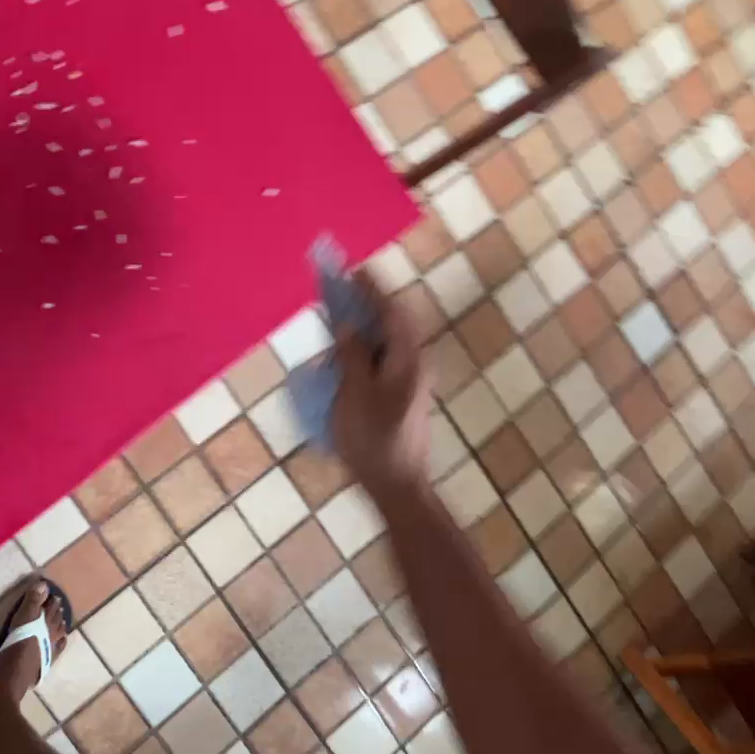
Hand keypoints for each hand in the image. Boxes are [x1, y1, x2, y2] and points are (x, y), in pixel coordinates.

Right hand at [331, 270, 431, 490]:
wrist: (397, 483)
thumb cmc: (373, 440)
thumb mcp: (355, 395)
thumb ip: (351, 356)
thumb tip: (345, 325)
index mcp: (407, 360)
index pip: (391, 312)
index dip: (372, 290)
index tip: (354, 270)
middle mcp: (414, 364)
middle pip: (392, 323)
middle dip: (368, 304)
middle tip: (342, 289)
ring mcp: (411, 379)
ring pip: (388, 341)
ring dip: (365, 326)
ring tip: (340, 314)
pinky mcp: (402, 393)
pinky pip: (384, 357)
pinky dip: (366, 347)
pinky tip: (347, 351)